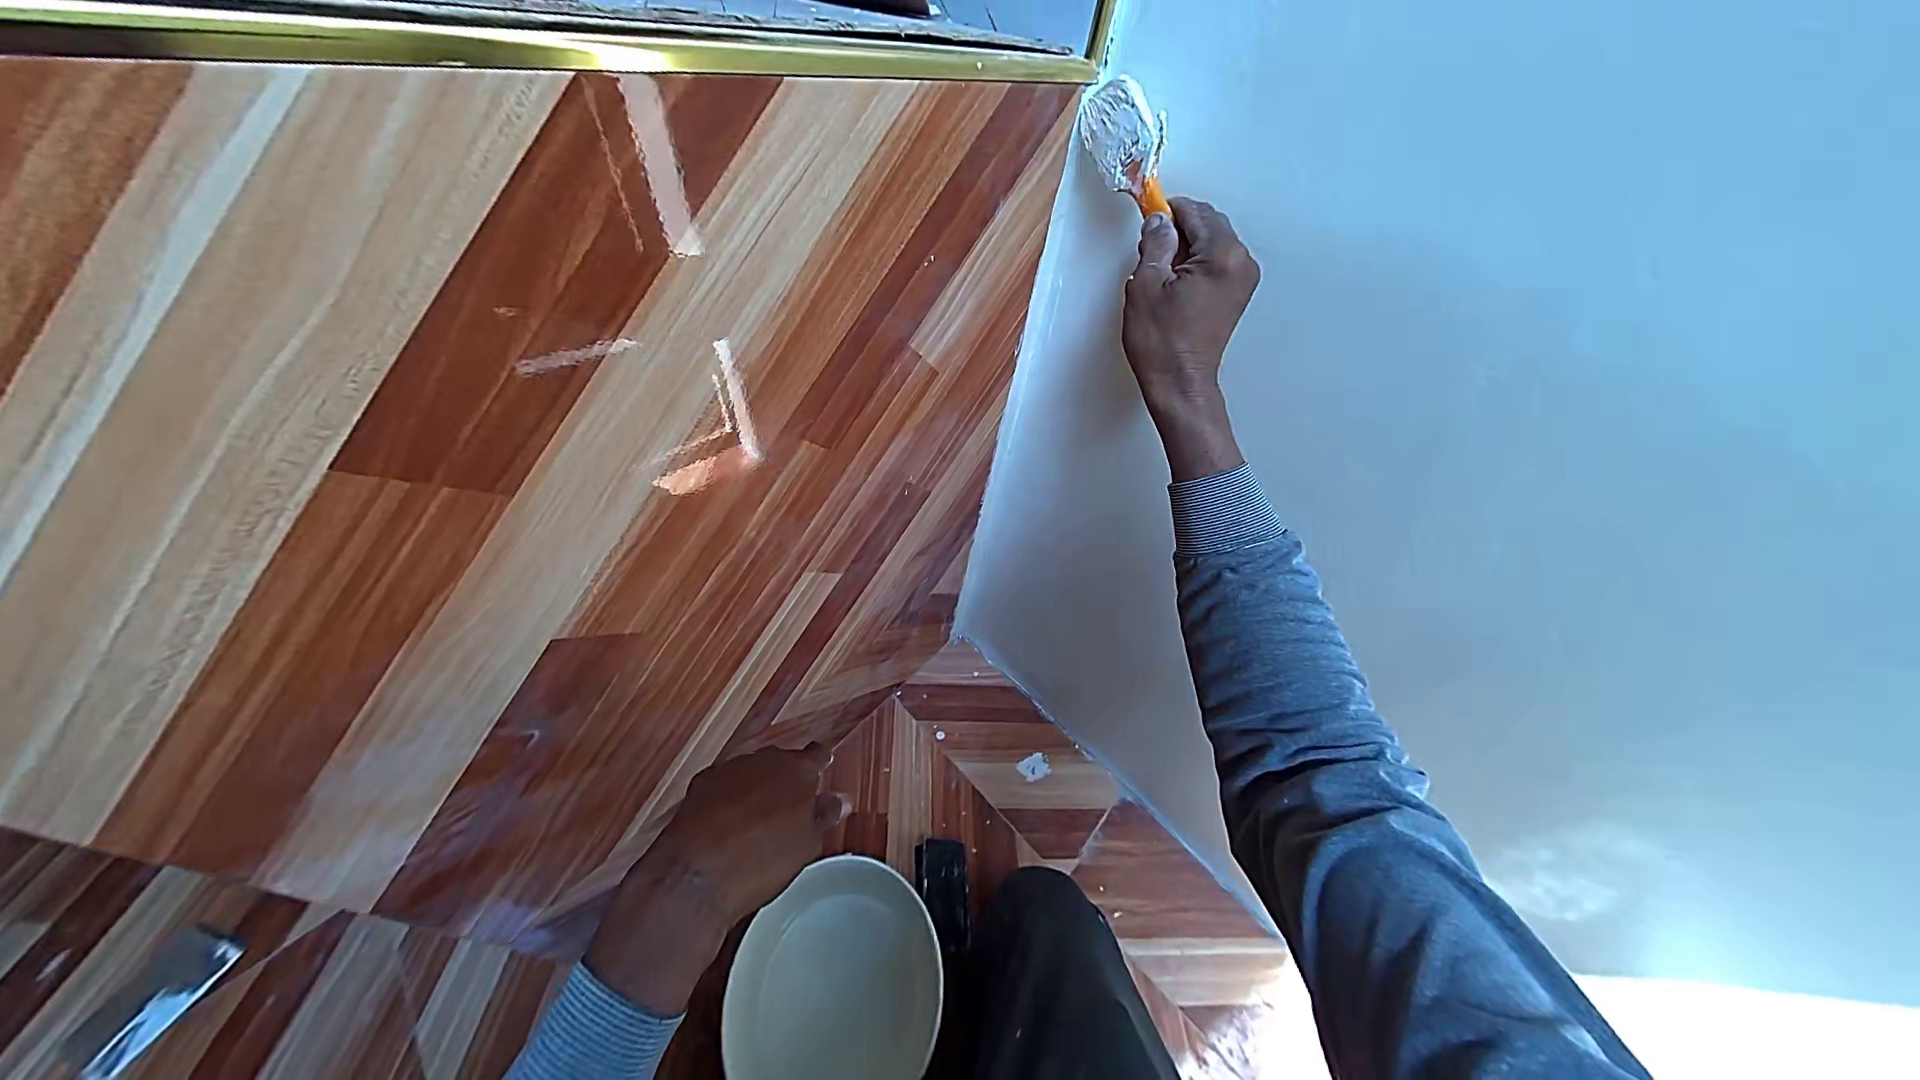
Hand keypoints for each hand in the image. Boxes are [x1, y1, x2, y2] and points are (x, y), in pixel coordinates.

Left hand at [585, 743, 847, 1013]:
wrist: (695, 876)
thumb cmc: (760, 859)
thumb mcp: (805, 845)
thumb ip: (824, 816)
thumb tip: (840, 800)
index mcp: (798, 769)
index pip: (817, 754)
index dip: (821, 762)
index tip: (823, 767)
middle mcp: (764, 759)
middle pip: (782, 761)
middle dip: (787, 779)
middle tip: (791, 806)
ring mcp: (729, 769)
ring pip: (751, 772)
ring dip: (756, 788)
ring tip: (758, 820)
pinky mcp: (699, 785)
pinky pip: (723, 785)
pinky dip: (727, 798)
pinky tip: (726, 824)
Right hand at [1122, 197, 1260, 481]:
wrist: (1179, 384)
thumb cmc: (1161, 343)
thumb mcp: (1146, 285)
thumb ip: (1155, 244)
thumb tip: (1159, 222)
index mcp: (1221, 254)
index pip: (1195, 212)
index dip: (1167, 211)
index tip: (1146, 215)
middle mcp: (1241, 262)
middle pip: (1209, 224)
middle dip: (1178, 229)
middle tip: (1149, 249)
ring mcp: (1242, 280)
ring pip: (1212, 244)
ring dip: (1186, 248)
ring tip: (1159, 273)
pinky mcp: (1236, 296)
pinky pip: (1217, 264)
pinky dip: (1196, 264)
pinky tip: (1174, 285)